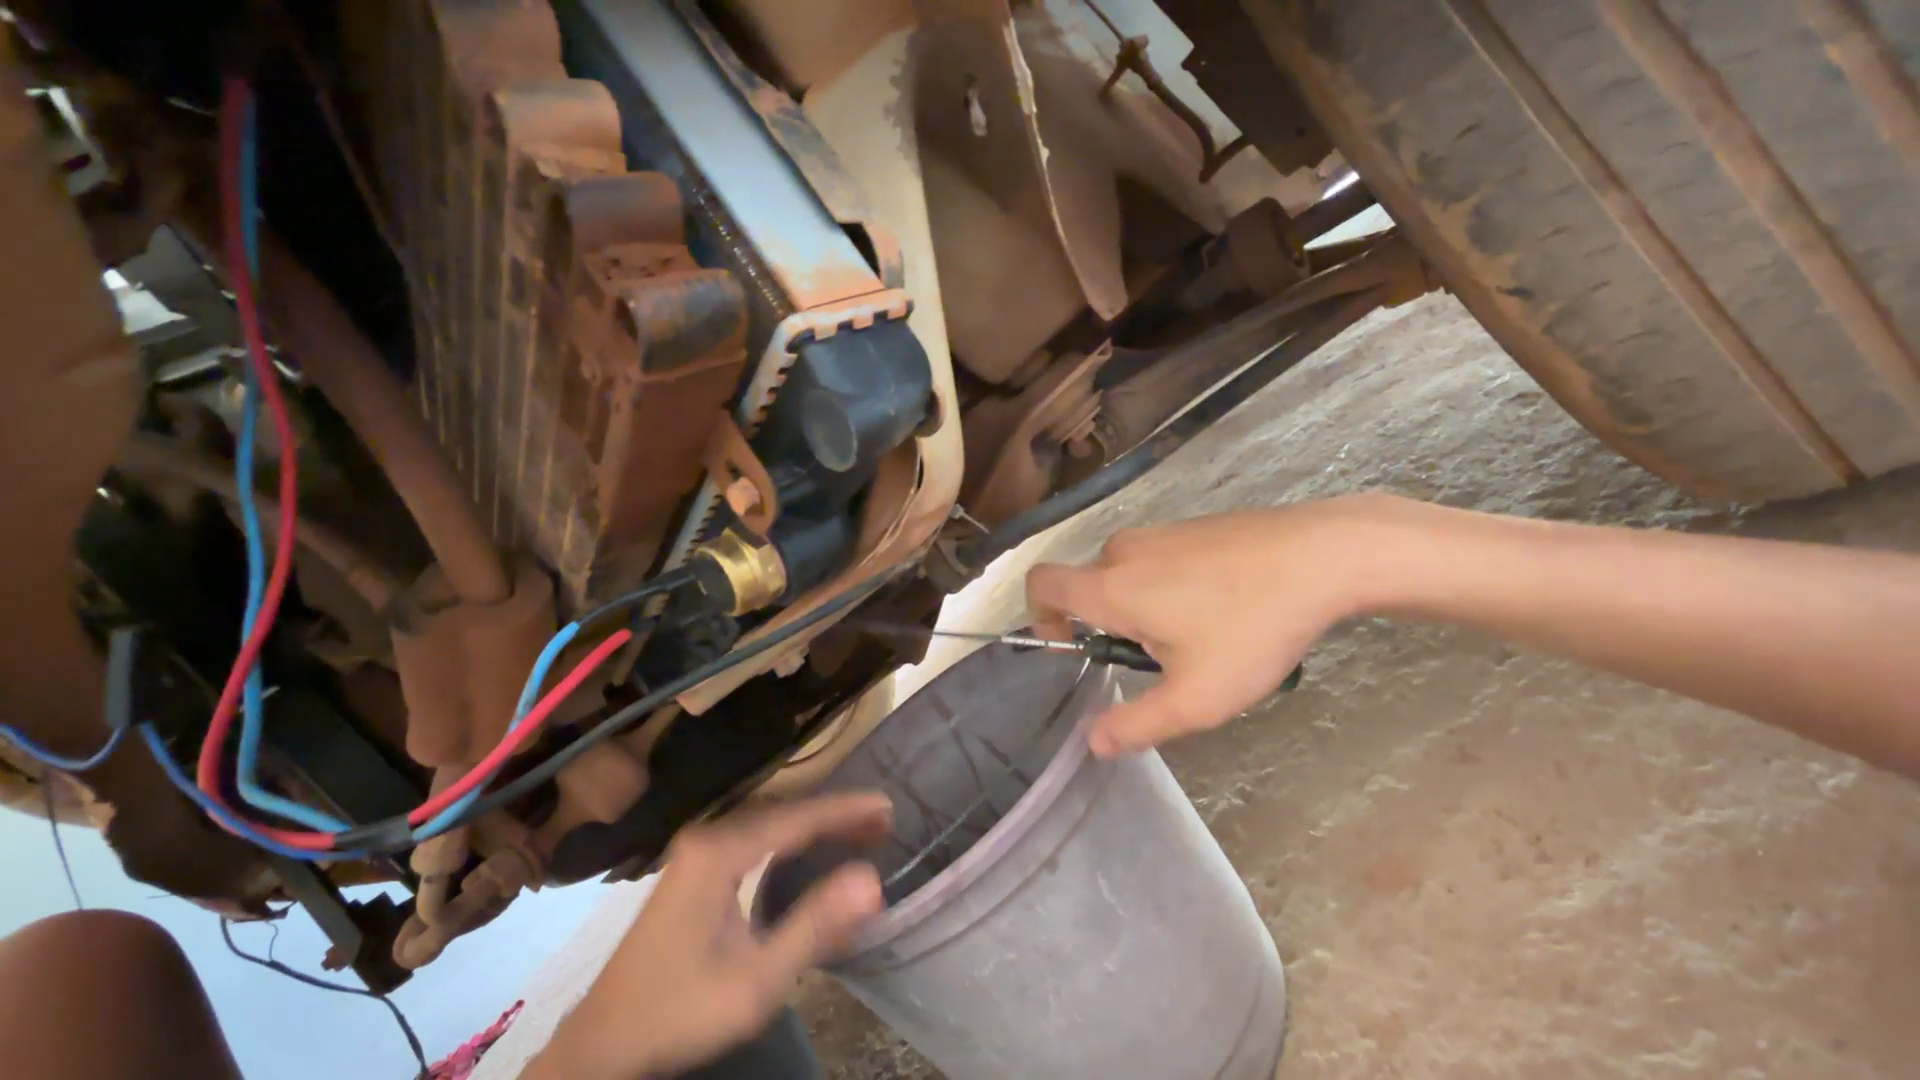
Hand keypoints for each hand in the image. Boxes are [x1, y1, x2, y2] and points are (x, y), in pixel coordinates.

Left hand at [529, 793, 892, 1079]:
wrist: (602, 1046)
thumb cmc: (680, 1012)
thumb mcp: (757, 981)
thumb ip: (815, 928)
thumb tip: (873, 880)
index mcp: (719, 854)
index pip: (795, 818)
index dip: (845, 810)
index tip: (888, 806)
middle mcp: (705, 841)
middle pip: (781, 815)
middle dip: (834, 815)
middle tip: (883, 821)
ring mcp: (693, 857)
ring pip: (766, 827)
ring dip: (812, 827)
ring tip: (858, 831)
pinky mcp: (690, 876)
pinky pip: (751, 843)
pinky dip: (787, 843)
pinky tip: (806, 854)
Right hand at [1027, 495, 1402, 755]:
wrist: (1323, 555)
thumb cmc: (1250, 628)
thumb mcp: (1196, 698)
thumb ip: (1137, 724)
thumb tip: (1094, 741)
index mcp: (1111, 587)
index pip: (1041, 583)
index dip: (1039, 615)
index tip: (1071, 644)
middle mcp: (1126, 551)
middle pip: (1089, 585)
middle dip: (1107, 624)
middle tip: (1157, 659)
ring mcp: (1163, 531)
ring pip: (1128, 573)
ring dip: (1142, 606)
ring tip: (1199, 637)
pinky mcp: (1197, 525)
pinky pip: (1161, 559)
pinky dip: (1171, 585)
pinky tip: (1225, 607)